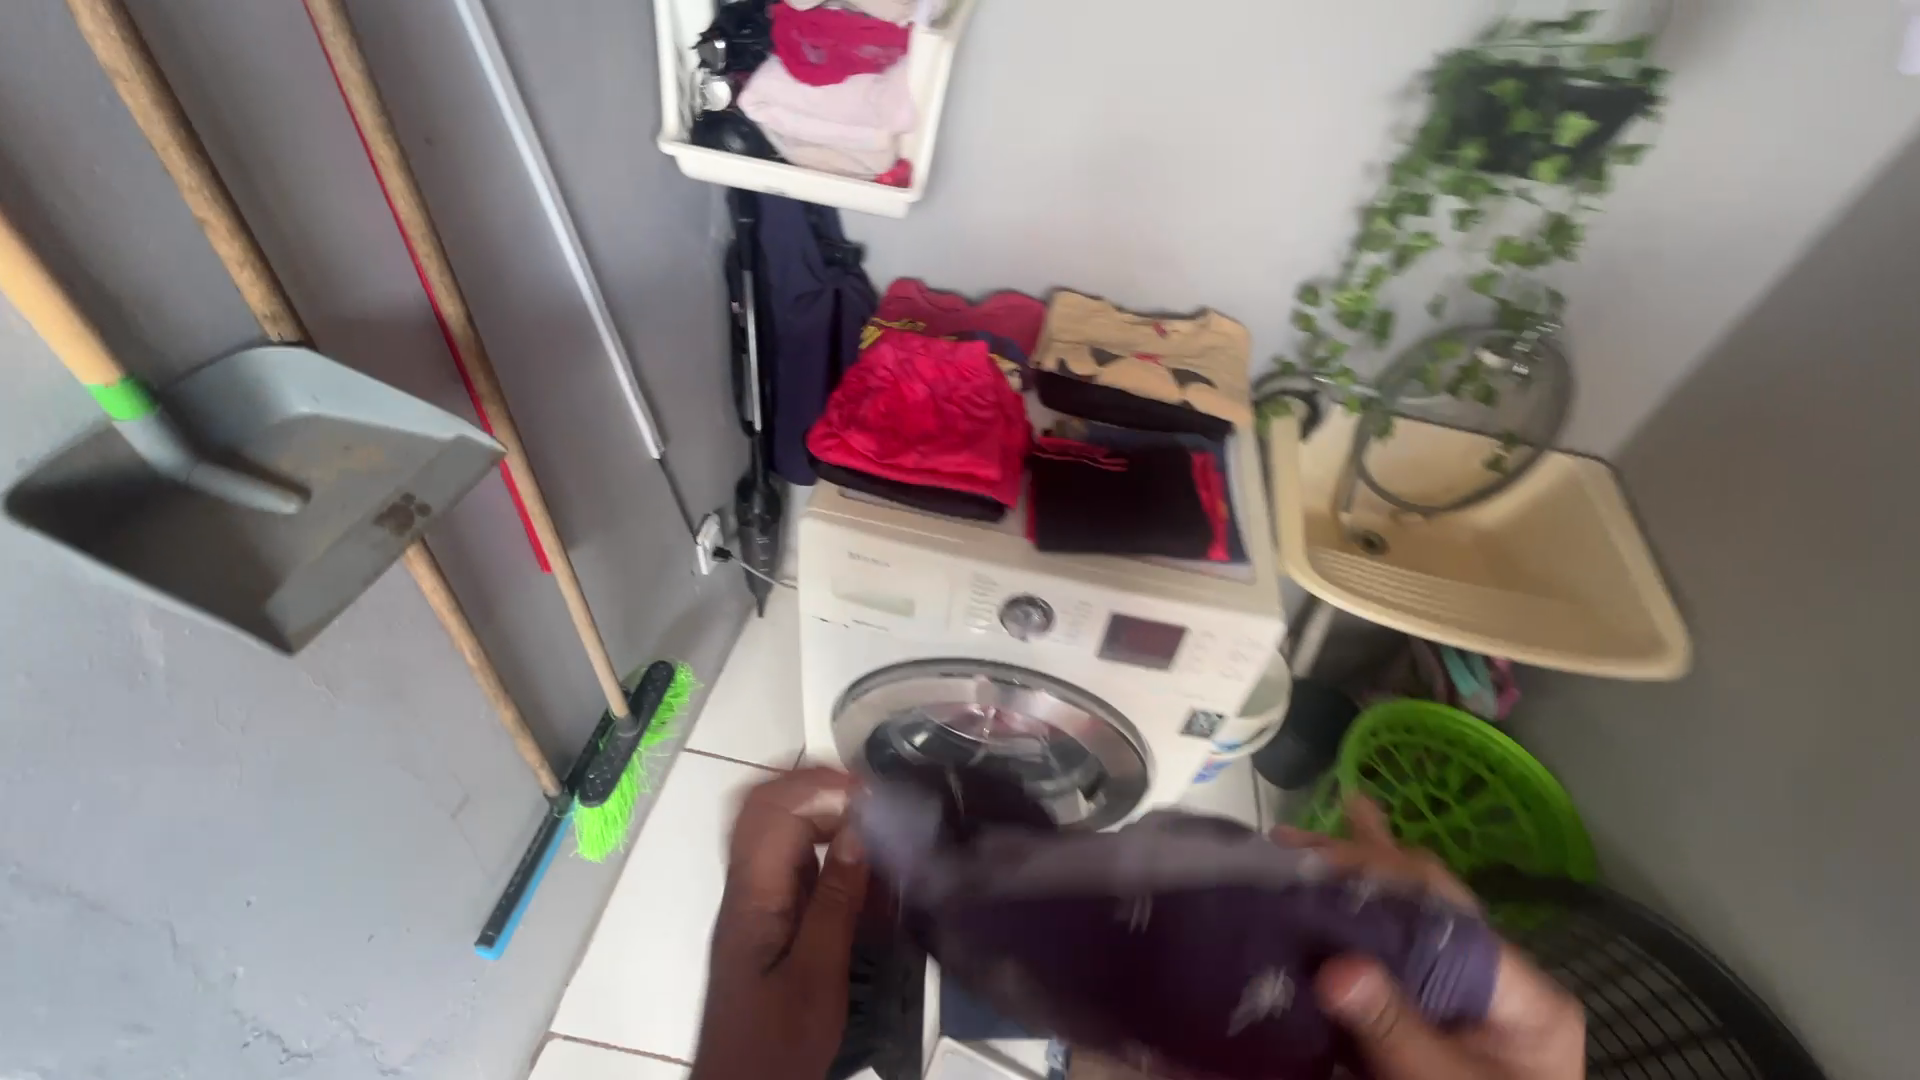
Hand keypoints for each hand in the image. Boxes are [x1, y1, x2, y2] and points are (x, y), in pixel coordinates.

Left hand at [692, 768, 868, 1079]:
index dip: (815, 785)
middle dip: (816, 789)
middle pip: (766, 808)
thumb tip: (856, 830)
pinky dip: (826, 852)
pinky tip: (861, 868)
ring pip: (779, 831)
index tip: (864, 790)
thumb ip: (837, 900)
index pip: (771, 811)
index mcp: (753, 894)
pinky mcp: (769, 917)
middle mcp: (747, 886)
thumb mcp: (817, 975)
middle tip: (868, 798)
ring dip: (823, 817)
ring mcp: (756, 900)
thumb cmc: (777, 1046)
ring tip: (869, 824)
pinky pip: (793, 864)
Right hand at [1275, 797, 1586, 1079]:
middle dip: (1364, 862)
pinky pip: (1389, 942)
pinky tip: (1326, 875)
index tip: (1322, 864)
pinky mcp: (1429, 1000)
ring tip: (1305, 837)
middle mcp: (1495, 976)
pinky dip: (1353, 906)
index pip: (1453, 916)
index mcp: (1525, 995)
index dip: (1387, 882)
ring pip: (1406, 912)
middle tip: (1300, 839)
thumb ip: (1398, 1032)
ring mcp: (1462, 986)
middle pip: (1427, 901)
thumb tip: (1336, 969)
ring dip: (1353, 873)